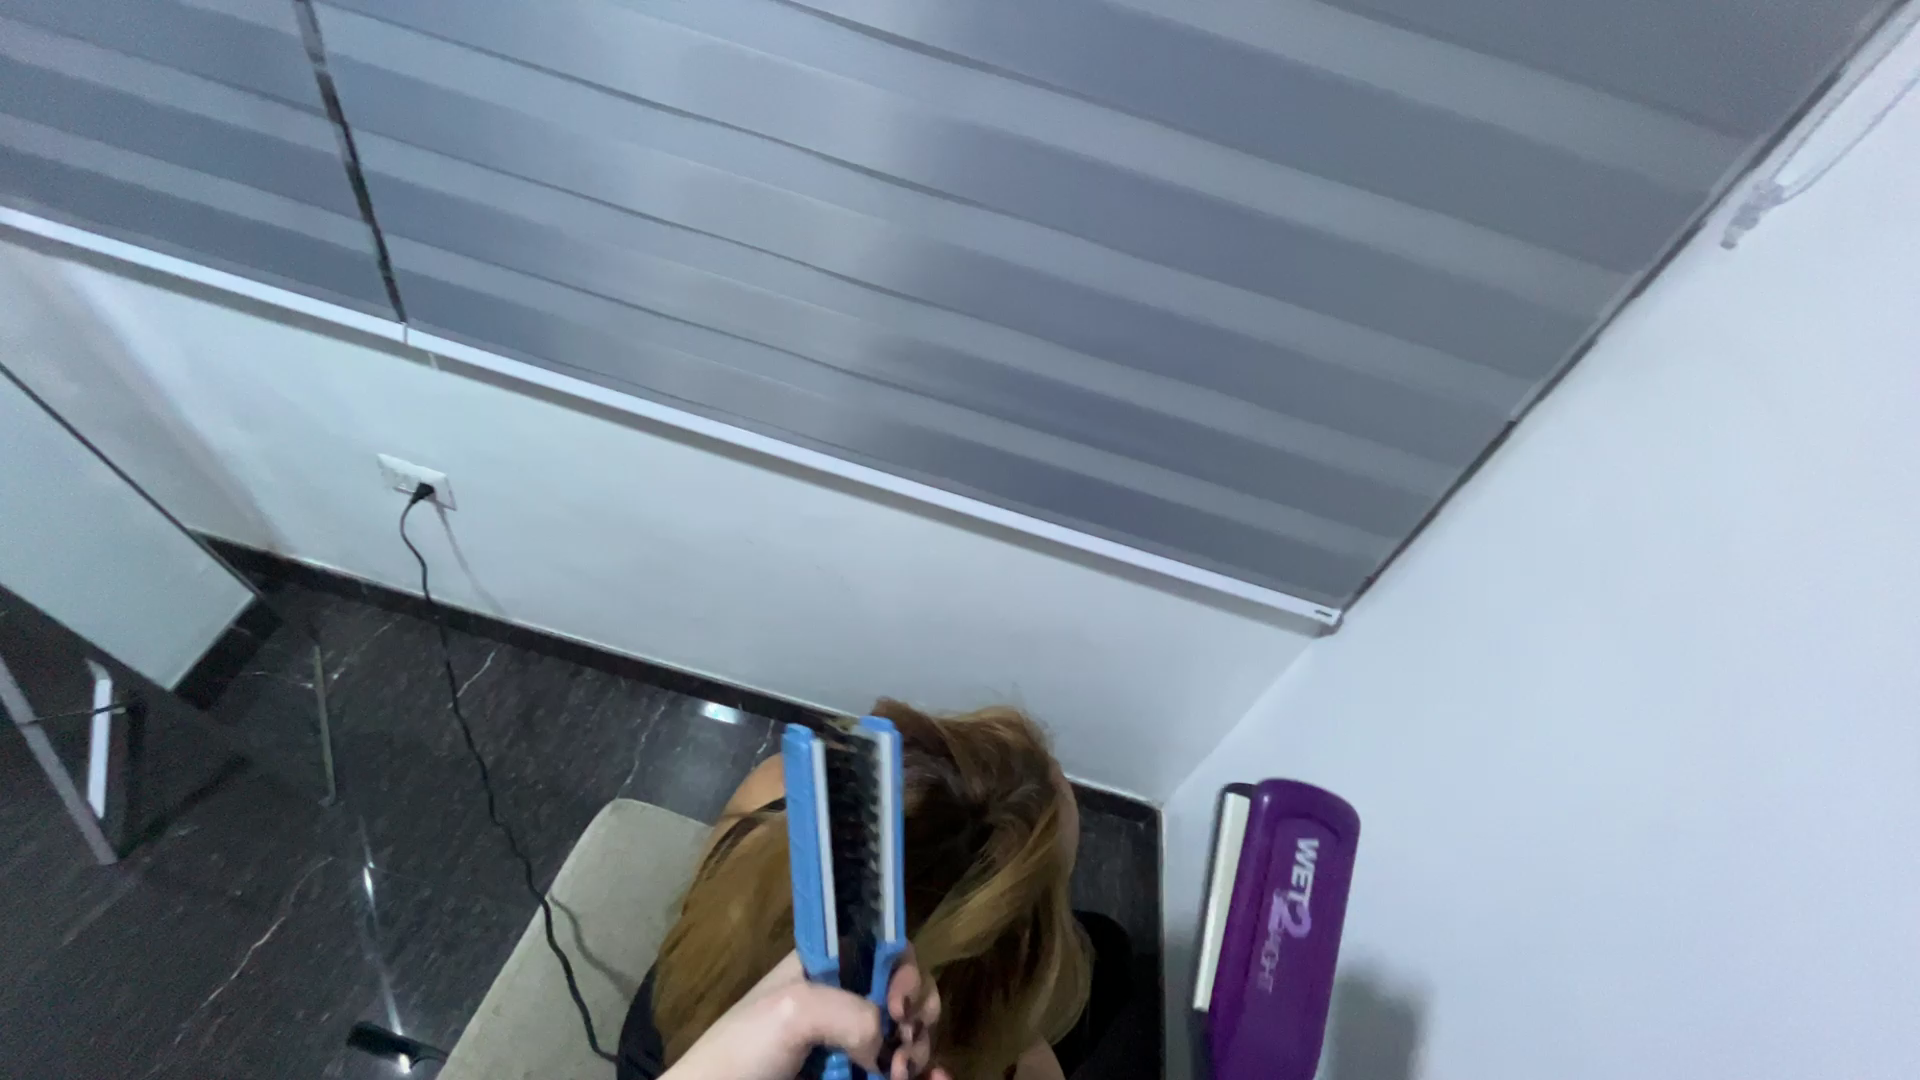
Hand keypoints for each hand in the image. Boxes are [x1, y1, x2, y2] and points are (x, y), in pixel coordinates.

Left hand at [663, 948, 946, 1079]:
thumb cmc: (745, 1049)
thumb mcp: (794, 1009)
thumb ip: (851, 1011)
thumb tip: (883, 1046)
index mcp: (833, 968)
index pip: (888, 950)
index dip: (904, 971)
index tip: (897, 1004)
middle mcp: (850, 1002)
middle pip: (908, 993)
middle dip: (918, 1014)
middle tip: (902, 1044)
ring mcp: (855, 1047)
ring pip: (911, 1037)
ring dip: (920, 1050)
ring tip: (900, 1074)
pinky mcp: (858, 1079)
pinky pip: (906, 1072)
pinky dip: (929, 1073)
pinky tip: (936, 1079)